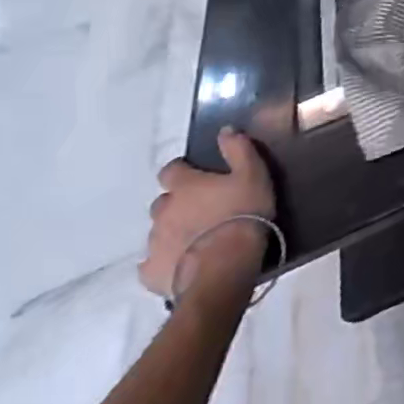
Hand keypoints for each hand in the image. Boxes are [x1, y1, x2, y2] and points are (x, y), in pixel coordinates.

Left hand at [139, 127, 275, 298]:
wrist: (225, 269)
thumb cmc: (242, 215)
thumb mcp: (252, 174)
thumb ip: (238, 149)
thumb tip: (225, 129)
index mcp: (184, 185)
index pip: (171, 170)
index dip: (181, 172)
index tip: (195, 176)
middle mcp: (163, 210)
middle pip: (163, 203)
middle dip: (176, 205)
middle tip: (199, 212)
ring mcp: (154, 243)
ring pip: (158, 233)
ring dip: (171, 233)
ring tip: (194, 242)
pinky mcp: (152, 273)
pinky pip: (151, 266)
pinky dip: (162, 264)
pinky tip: (177, 267)